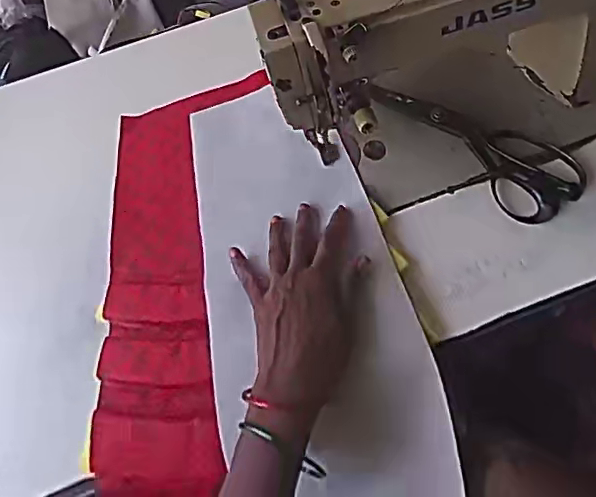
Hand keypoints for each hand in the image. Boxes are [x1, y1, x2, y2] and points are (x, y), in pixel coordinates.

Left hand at [229, 203, 370, 422]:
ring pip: (276, 254)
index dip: (337, 226)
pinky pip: (248, 280)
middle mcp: (295, 278)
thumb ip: (352, 290)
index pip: (331, 245)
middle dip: (306, 223)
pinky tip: (235, 253)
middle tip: (307, 208)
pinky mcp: (260, 304)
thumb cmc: (323, 361)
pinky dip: (241, 265)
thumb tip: (360, 261)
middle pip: (301, 243)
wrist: (289, 387)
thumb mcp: (348, 325)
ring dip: (278, 235)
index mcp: (320, 281)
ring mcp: (275, 290)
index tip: (341, 212)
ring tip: (278, 219)